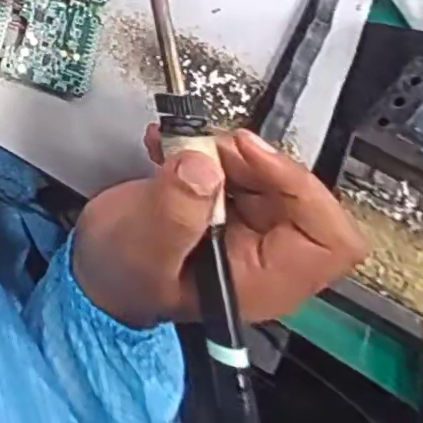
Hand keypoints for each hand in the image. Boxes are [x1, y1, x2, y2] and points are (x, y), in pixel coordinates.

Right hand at [71, 127, 366, 327]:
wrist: (95, 269)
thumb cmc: (120, 274)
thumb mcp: (142, 247)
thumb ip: (173, 211)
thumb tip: (204, 168)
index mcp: (266, 279)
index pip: (327, 237)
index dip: (299, 188)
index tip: (249, 151)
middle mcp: (266, 254)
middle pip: (294, 199)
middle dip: (247, 162)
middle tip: (199, 144)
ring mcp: (243, 229)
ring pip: (262, 178)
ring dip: (219, 152)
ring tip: (173, 143)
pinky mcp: (217, 206)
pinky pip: (229, 171)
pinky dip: (198, 149)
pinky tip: (165, 143)